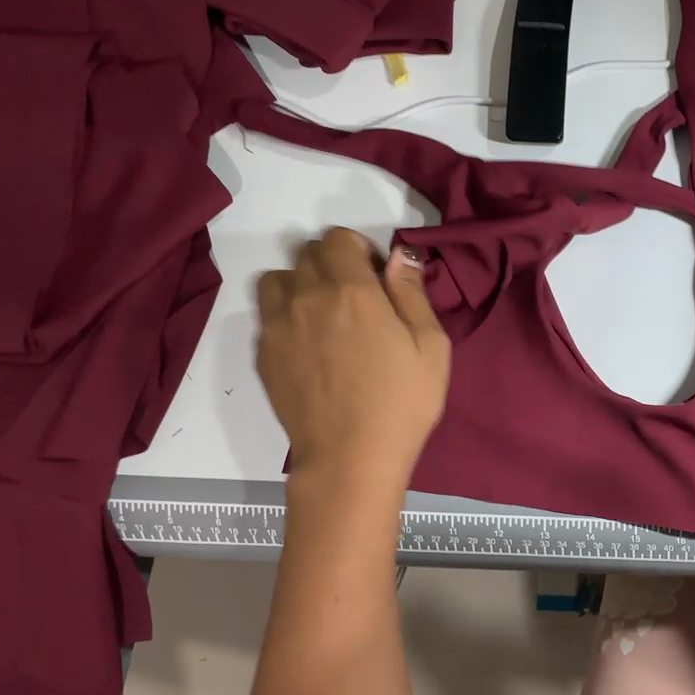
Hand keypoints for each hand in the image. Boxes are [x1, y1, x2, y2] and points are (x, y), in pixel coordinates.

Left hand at [256, 228, 449, 489]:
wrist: (351, 455)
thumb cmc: (404, 401)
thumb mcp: (431, 345)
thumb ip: (412, 293)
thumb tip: (399, 257)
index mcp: (352, 291)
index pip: (338, 238)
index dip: (361, 249)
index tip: (379, 277)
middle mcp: (307, 297)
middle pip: (307, 253)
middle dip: (333, 263)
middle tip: (359, 298)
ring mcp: (278, 326)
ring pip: (279, 279)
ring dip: (302, 284)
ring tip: (327, 316)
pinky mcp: (263, 354)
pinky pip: (268, 314)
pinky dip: (287, 315)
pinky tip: (312, 346)